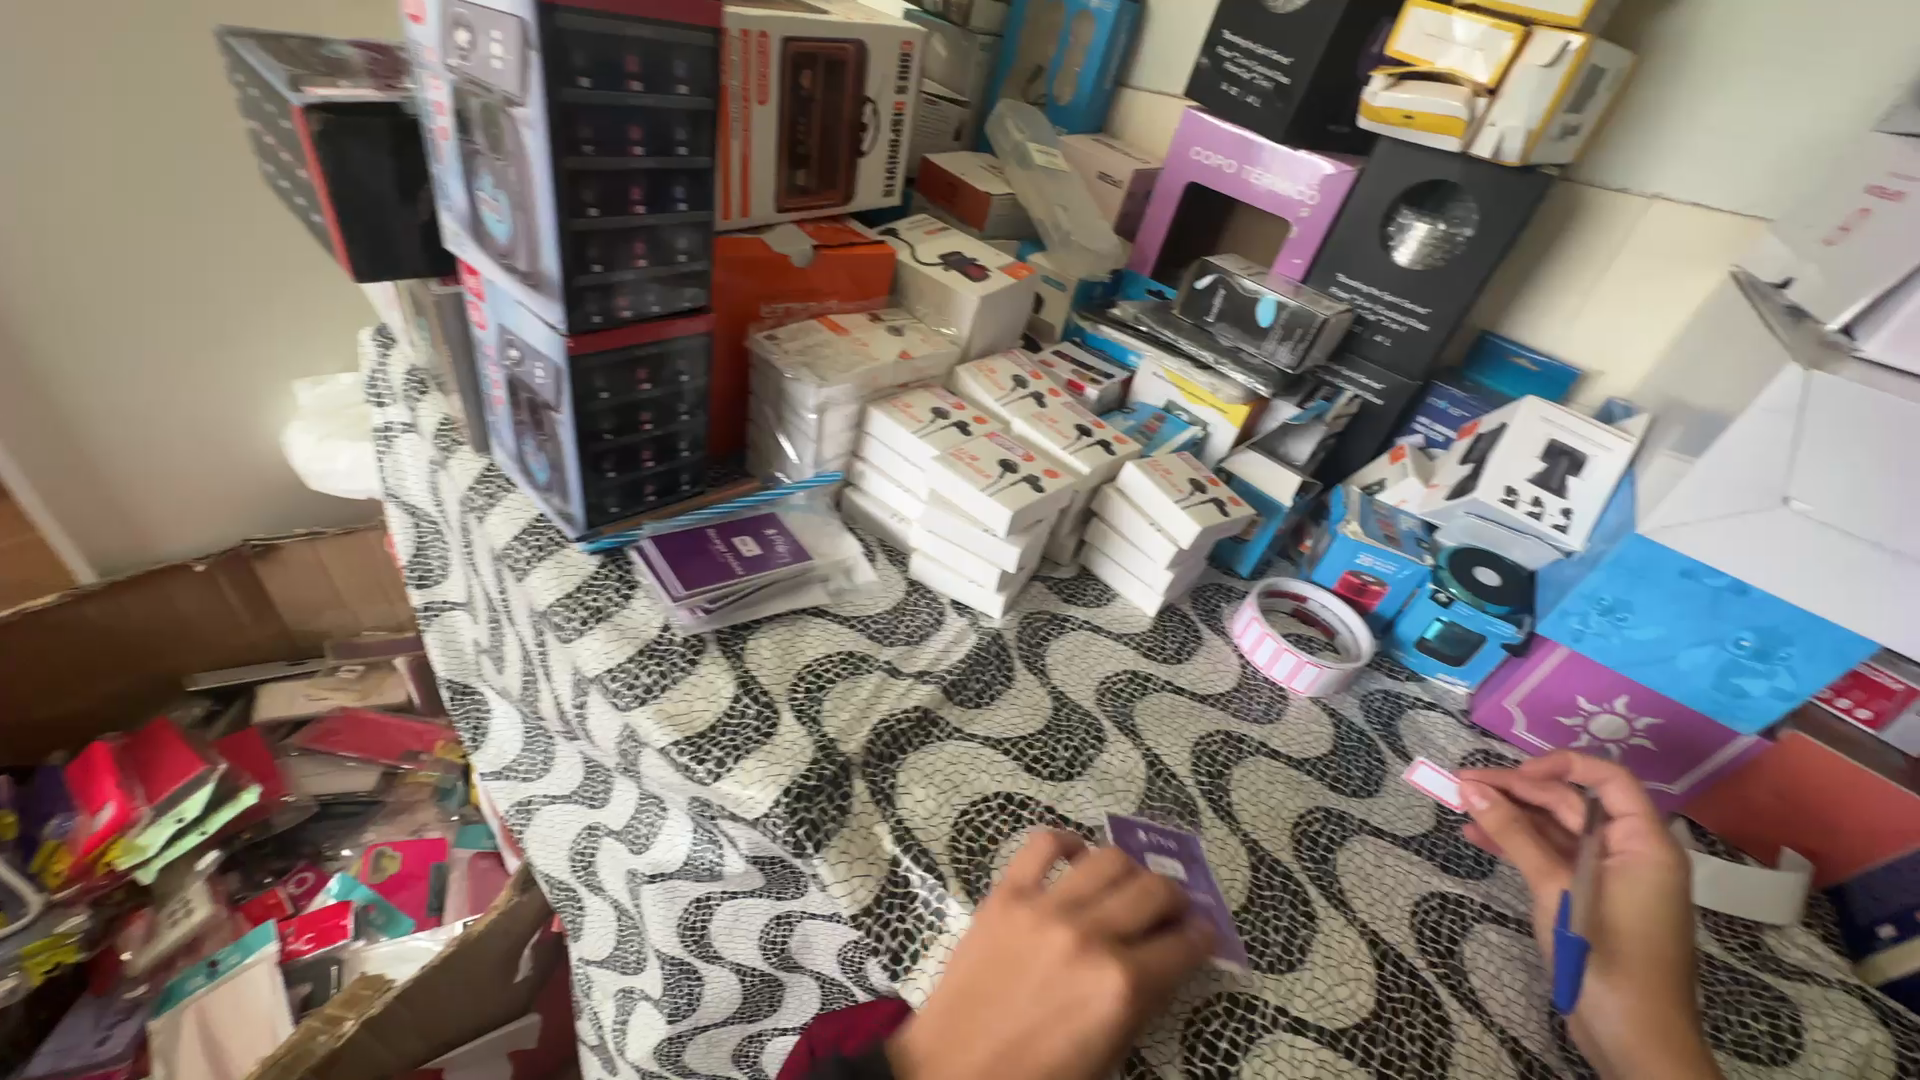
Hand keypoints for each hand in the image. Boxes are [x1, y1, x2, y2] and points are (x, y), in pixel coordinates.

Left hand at [887, 830, 1212, 1079]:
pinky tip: (1076, 854)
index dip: (1203, 935)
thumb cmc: (1036, 1078)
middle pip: (1155, 889)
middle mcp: (1091, 936)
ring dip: (1131, 869)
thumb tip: (1166, 963)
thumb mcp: (1106, 1056)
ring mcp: (1045, 908)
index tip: (1204, 931)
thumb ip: (1141, 1004)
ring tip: (1127, 885)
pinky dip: (1067, 841)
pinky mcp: (1006, 894)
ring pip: (1109, 858)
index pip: (1184, 944)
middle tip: (1170, 910)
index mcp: (1122, 987)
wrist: (952, 1072)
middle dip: (1175, 898)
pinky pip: (1042, 844)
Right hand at [1459, 752, 1721, 1079]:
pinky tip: (1478, 836)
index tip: (1509, 775)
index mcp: (1644, 843)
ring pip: (1556, 828)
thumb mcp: (1555, 887)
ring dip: (1510, 814)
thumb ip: (1514, 833)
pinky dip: (1517, 843)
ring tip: (1460, 805)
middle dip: (1517, 790)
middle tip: (1462, 785)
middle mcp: (1630, 852)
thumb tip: (1471, 788)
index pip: (1607, 779)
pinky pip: (1551, 854)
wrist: (1633, 1037)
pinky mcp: (1589, 896)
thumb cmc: (1606, 955)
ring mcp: (1610, 875)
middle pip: (1571, 802)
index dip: (1558, 766)